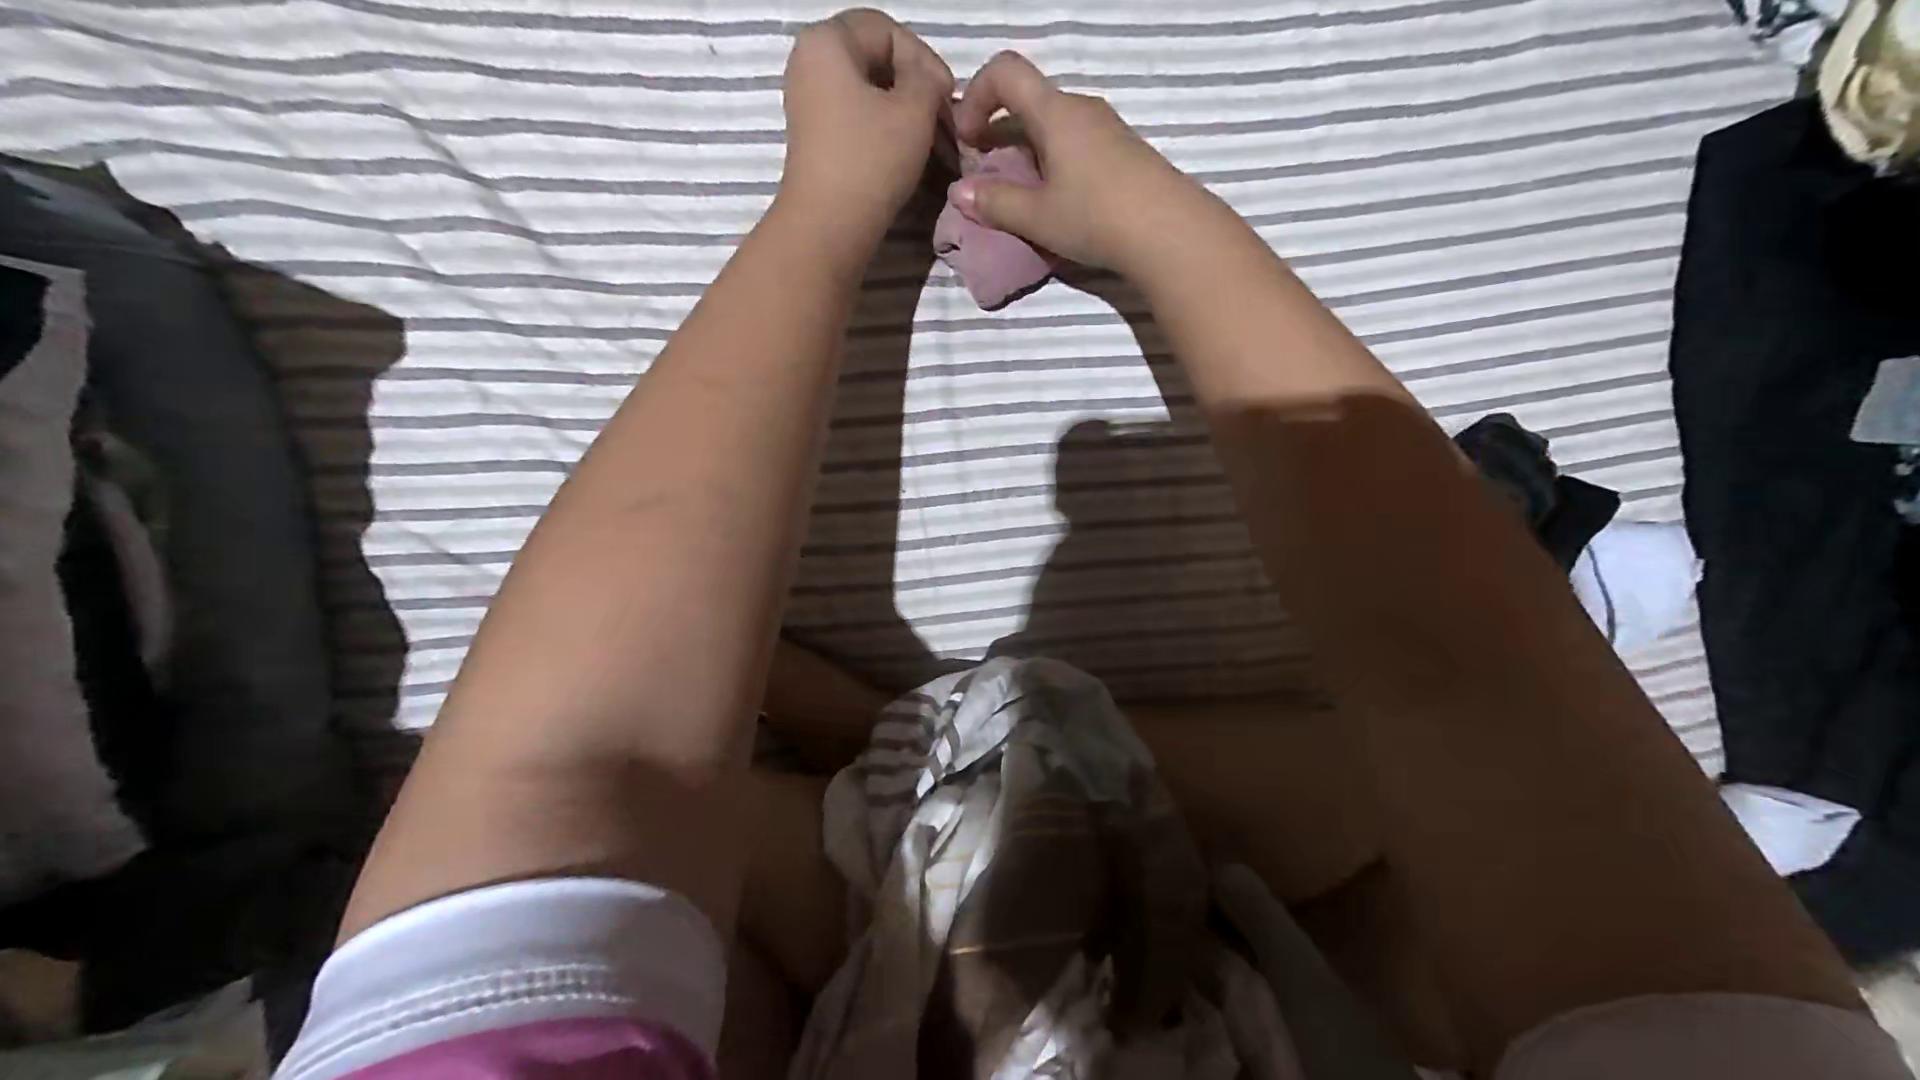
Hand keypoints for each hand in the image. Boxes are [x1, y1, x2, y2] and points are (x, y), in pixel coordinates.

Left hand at [779, 10, 953, 237]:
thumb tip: (928, 79)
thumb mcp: (914, 110)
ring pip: (870, 97)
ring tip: (937, 147)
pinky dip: (888, 135)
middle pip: (876, 63)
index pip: (886, 29)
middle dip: (918, 91)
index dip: (924, 57)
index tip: (948, 95)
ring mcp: (810, 106)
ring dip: (908, 117)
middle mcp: (810, 65)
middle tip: (947, 124)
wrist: (829, 226)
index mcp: (826, 41)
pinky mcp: (817, 141)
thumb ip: (928, 79)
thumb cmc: (871, 159)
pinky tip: (913, 158)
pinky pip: (858, 123)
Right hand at [952, 52, 1214, 272]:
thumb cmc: (1096, 217)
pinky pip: (1073, 145)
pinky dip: (1051, 164)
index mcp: (1055, 111)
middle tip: (985, 178)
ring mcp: (1105, 129)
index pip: (1005, 71)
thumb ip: (995, 203)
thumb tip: (960, 193)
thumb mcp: (1037, 216)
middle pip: (1028, 103)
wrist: (1169, 232)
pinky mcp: (1121, 153)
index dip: (976, 97)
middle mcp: (1081, 109)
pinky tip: (1054, 202)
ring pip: (1051, 128)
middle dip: (997, 134)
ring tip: (1017, 197)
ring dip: (1024, 154)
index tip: (966, 140)